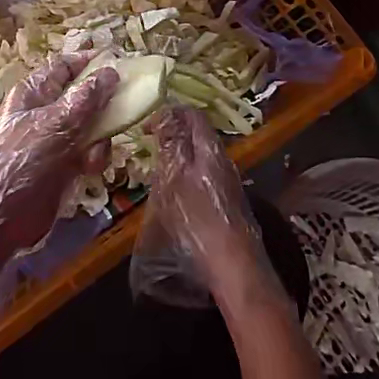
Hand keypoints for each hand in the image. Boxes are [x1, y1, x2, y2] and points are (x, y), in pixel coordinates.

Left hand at [0, 56, 117, 279]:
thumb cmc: (21, 161)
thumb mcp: (55, 124)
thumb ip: (85, 98)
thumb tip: (110, 71)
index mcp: (34, 93)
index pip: (64, 66)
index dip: (88, 61)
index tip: (118, 61)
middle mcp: (45, 112)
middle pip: (83, 97)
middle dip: (102, 105)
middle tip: (123, 109)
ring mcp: (54, 140)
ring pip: (91, 126)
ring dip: (100, 137)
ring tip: (95, 153)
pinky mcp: (62, 165)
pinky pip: (89, 152)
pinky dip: (94, 158)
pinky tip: (90, 169)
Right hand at [135, 107, 277, 306]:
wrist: (233, 265)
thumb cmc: (198, 218)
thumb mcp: (174, 177)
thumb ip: (170, 144)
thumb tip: (165, 113)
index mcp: (210, 149)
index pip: (192, 114)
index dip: (168, 113)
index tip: (145, 127)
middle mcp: (223, 160)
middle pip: (198, 134)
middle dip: (173, 134)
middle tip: (149, 146)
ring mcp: (228, 182)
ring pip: (201, 156)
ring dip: (179, 156)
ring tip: (157, 168)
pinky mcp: (228, 202)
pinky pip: (204, 175)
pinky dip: (186, 174)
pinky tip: (176, 193)